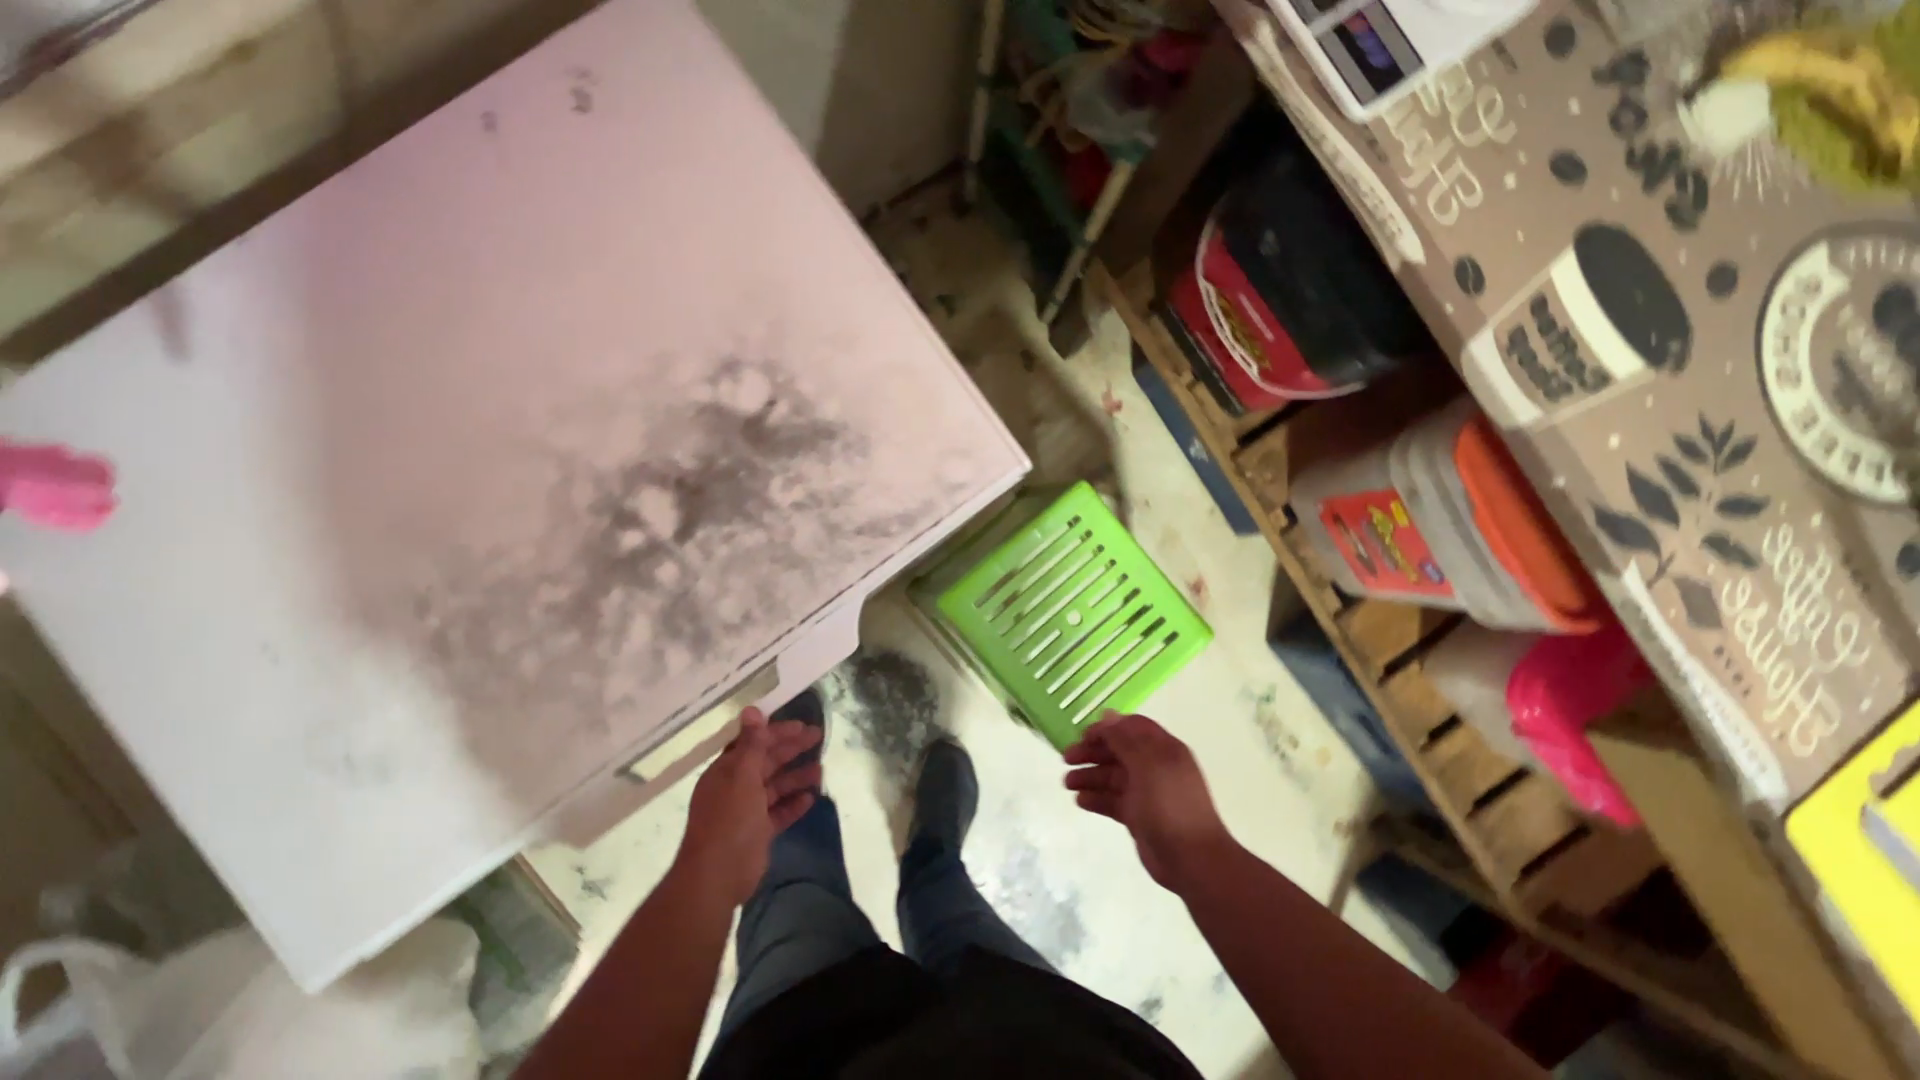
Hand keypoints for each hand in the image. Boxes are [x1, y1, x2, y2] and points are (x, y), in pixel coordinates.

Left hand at [673, 707, 822, 907]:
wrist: (718, 873)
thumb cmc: (729, 818)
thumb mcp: (742, 776)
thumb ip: (751, 744)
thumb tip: (751, 709)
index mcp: (726, 770)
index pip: (753, 743)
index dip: (777, 732)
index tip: (802, 726)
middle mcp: (735, 787)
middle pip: (766, 762)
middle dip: (791, 749)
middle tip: (819, 738)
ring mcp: (747, 811)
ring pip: (775, 787)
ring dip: (796, 776)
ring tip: (820, 769)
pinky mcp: (758, 833)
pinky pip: (779, 813)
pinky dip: (793, 804)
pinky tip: (811, 798)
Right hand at [1064, 711, 1236, 893]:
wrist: (1192, 859)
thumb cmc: (1170, 806)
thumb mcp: (1147, 766)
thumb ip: (1125, 740)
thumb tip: (1107, 715)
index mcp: (1163, 750)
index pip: (1131, 728)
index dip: (1106, 729)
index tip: (1081, 736)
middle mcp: (1155, 767)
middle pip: (1119, 751)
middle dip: (1092, 753)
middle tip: (1066, 759)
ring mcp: (1146, 793)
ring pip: (1113, 777)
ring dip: (1090, 776)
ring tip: (1068, 784)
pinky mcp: (1138, 816)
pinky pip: (1113, 801)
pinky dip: (1097, 799)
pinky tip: (1080, 801)